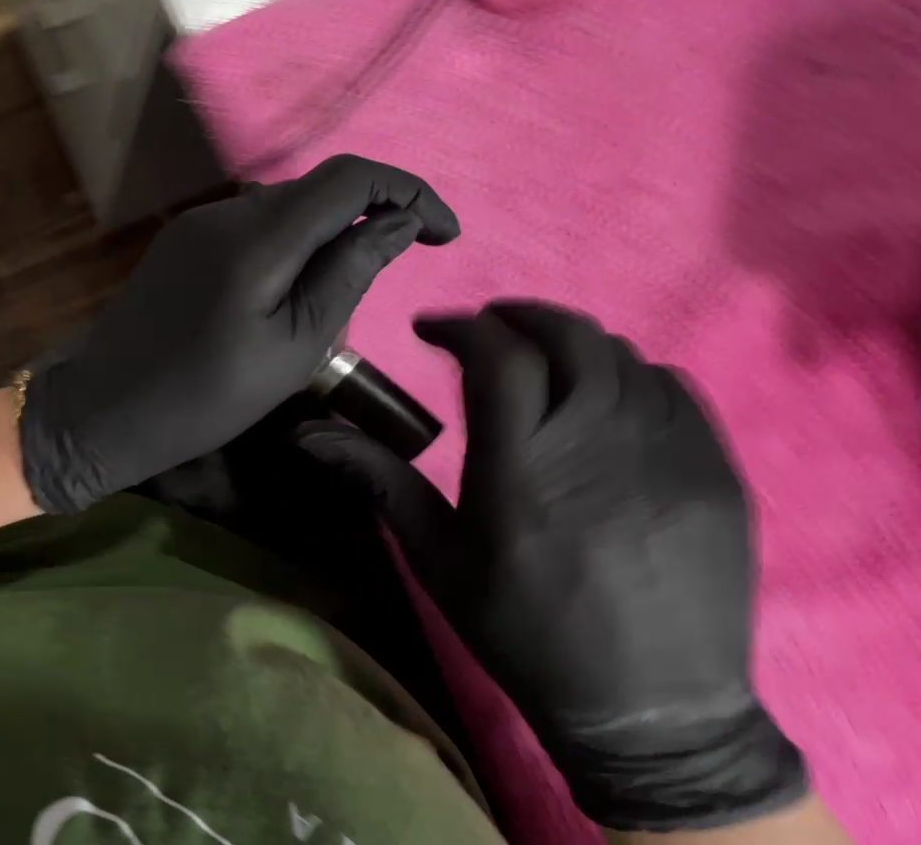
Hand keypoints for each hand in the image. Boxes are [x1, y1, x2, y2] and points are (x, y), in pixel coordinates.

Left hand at [18, 154, 458, 513]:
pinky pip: (246, 229)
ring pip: (280, 210)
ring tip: (318, 308)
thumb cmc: (205, 396)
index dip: (408, 192)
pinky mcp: (176, 244)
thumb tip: (399, 219)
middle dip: (362, 222)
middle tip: (375, 286)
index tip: (444, 237)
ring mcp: (192, 225)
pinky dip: (281, 250)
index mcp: (255, 238)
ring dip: (320, 240)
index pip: (349, 177)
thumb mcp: (295, 346)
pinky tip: (273, 303)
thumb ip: (349, 272)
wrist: (103, 408)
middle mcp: (221, 214)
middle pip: (314, 191)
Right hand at [296, 302, 807, 831]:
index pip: (497, 354)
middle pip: (569, 336)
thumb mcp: (435, 555)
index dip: (459, 327)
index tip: (430, 330)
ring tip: (540, 366)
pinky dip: (630, 374)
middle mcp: (598, 443)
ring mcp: (669, 455)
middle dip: (518, 316)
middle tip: (485, 330)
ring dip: (571, 345)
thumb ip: (377, 478)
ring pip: (623, 356)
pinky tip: (605, 400)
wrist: (650, 705)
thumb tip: (303, 433)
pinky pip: (676, 390)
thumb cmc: (521, 627)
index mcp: (520, 465)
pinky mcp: (717, 473)